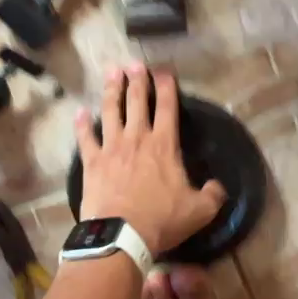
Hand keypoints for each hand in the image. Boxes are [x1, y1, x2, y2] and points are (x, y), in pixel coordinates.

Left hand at [76, 64, 227, 257]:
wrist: (121, 235)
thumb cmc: (161, 220)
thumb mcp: (199, 211)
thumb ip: (213, 195)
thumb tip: (218, 187)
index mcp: (164, 145)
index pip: (167, 107)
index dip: (167, 86)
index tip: (164, 70)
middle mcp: (137, 138)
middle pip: (137, 101)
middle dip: (137, 79)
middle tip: (135, 63)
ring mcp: (111, 148)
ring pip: (111, 111)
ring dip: (112, 90)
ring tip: (112, 72)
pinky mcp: (92, 162)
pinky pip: (85, 137)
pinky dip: (82, 124)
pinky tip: (80, 111)